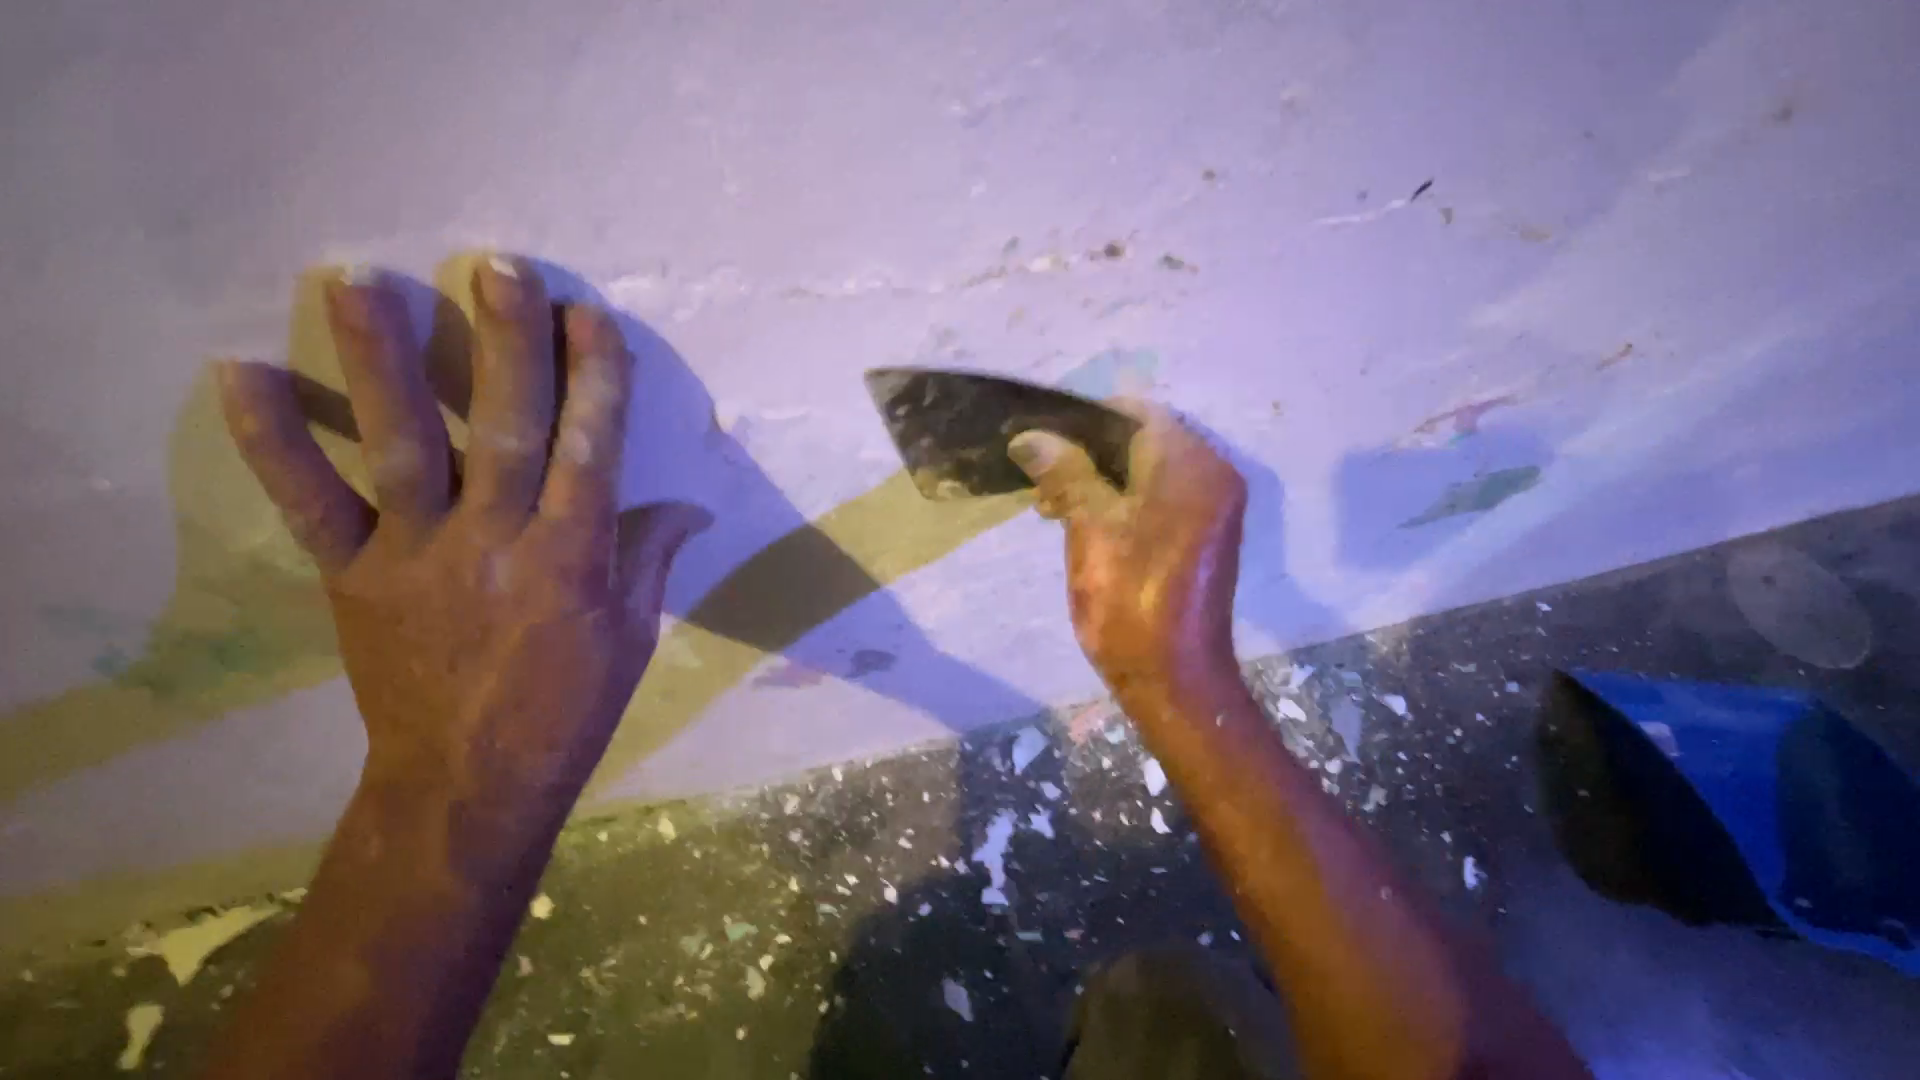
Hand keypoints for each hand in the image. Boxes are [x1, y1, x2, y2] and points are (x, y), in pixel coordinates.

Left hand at [218, 257, 707, 817]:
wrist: (469, 782)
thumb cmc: (570, 709)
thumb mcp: (632, 637)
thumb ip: (650, 560)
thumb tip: (689, 507)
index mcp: (573, 557)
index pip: (590, 449)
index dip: (594, 380)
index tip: (589, 317)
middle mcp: (496, 540)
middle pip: (505, 427)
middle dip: (507, 343)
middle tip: (496, 266)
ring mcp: (418, 553)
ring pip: (401, 444)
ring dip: (380, 360)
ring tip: (357, 279)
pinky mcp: (354, 575)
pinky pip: (310, 503)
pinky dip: (273, 440)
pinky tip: (240, 371)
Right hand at [1009, 402, 1245, 693]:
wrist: (1173, 678)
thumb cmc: (1129, 599)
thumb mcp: (1090, 528)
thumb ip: (1065, 473)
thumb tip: (1031, 436)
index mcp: (1192, 465)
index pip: (1136, 413)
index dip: (1084, 419)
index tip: (1041, 438)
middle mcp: (1213, 475)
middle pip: (1144, 439)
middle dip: (1088, 452)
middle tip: (1040, 477)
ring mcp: (1212, 507)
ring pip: (1148, 469)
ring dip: (1099, 479)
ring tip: (1050, 505)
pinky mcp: (1203, 534)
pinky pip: (1159, 497)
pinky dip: (1121, 500)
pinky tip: (1080, 521)